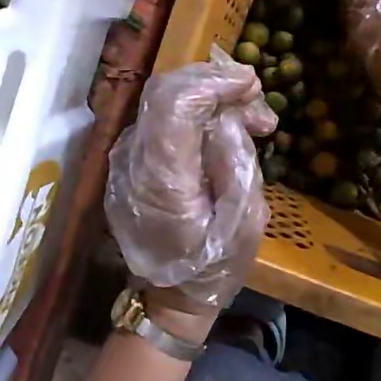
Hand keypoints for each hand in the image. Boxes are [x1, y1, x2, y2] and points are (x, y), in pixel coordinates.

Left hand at [103, 50, 278, 311]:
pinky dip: (193, 113)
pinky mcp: (127, 164)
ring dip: (207, 97)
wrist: (166, 298)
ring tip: (250, 119)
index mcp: (162, 179)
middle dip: (214, 83)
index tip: (253, 82)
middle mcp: (132, 162)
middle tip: (256, 100)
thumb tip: (229, 117)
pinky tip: (222, 128)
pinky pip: (159, 122)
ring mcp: (123, 162)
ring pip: (161, 102)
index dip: (214, 82)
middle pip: (163, 92)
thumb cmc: (213, 267)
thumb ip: (237, 162)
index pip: (175, 104)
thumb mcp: (245, 222)